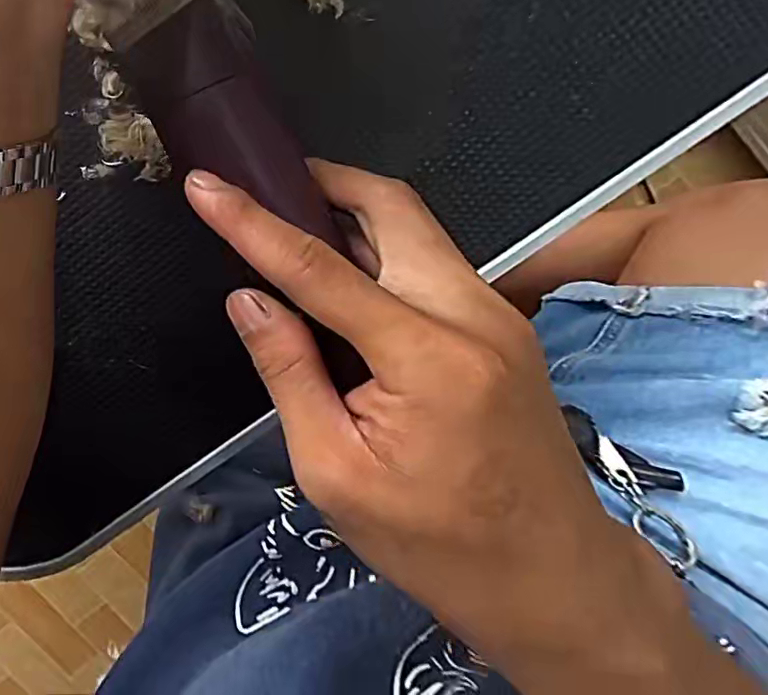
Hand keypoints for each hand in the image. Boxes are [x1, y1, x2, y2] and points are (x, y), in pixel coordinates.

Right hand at [184, 161, 757, 694]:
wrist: (562, 588)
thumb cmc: (437, 544)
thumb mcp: (333, 472)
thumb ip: (288, 372)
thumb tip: (246, 299)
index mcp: (427, 358)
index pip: (318, 267)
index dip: (251, 220)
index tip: (205, 184)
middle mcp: (472, 313)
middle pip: (391, 207)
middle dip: (321, 181)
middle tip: (264, 182)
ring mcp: (496, 312)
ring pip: (412, 224)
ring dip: (348, 208)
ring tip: (291, 219)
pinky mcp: (500, 321)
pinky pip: (427, 254)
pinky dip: (375, 241)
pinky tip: (340, 267)